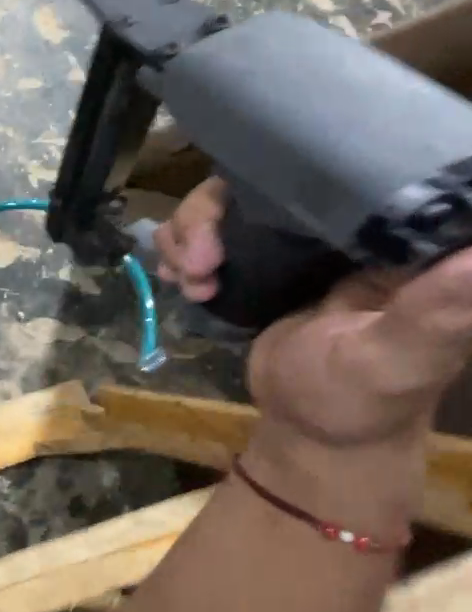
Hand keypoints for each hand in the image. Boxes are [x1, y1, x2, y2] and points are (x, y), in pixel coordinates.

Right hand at [157, 179, 471, 529]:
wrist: (313, 431)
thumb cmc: (362, 400)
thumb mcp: (395, 359)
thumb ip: (433, 310)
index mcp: (393, 243)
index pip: (325, 181)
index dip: (266, 186)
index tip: (227, 228)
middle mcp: (341, 231)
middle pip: (251, 186)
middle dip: (204, 221)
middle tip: (197, 266)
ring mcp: (293, 244)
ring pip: (216, 206)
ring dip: (184, 239)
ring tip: (191, 283)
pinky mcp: (257, 260)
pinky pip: (201, 232)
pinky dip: (179, 252)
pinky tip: (185, 283)